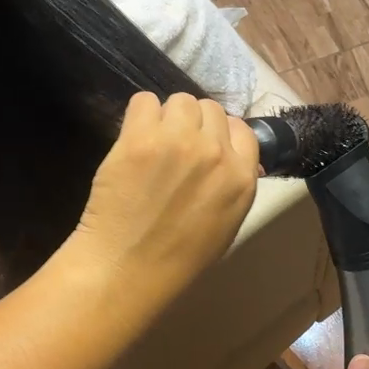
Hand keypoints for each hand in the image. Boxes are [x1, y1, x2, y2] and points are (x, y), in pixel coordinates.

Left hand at [64, 92, 258, 304]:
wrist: (127, 268)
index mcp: (242, 176)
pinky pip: (144, 101)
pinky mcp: (141, 137)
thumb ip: (234, 183)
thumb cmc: (179, 257)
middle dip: (195, 124)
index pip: (241, 128)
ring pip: (180, 100)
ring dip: (168, 116)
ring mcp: (178, 140)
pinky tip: (134, 138)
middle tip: (175, 146)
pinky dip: (140, 115)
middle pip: (211, 109)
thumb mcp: (228, 223)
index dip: (221, 134)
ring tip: (153, 141)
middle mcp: (215, 152)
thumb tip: (230, 157)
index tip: (204, 146)